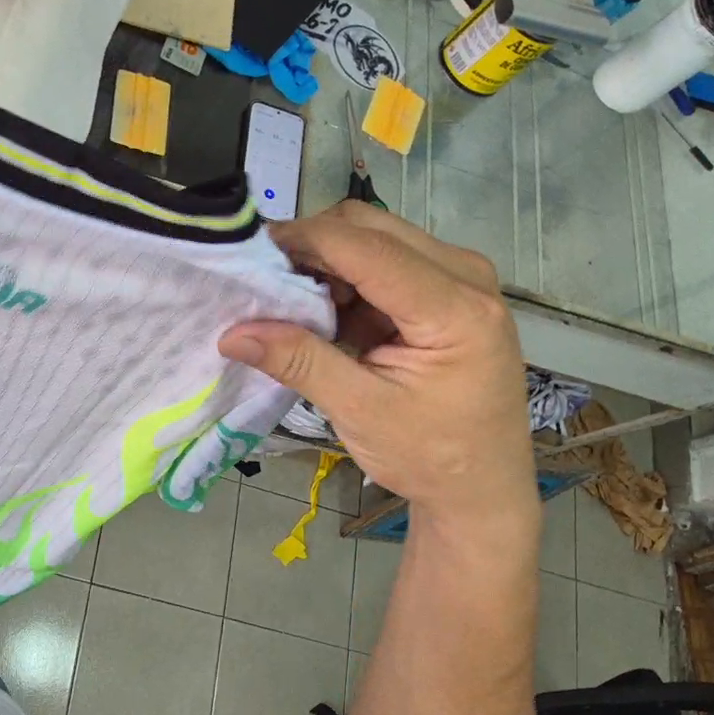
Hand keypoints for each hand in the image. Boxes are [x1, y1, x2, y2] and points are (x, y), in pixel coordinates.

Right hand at [220, 200, 535, 524]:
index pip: (365, 247)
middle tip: (263, 283)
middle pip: (370, 227)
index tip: (246, 253)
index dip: (302, 240)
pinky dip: (343, 281)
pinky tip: (320, 317)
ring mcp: (458, 280)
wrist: (482, 487)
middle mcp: (464, 275)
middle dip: (310, 247)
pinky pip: (383, 264)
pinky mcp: (445, 293)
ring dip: (325, 263)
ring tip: (287, 305)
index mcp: (454, 308)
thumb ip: (300, 362)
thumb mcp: (360, 411)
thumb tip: (232, 333)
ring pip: (374, 239)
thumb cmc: (429, 456)